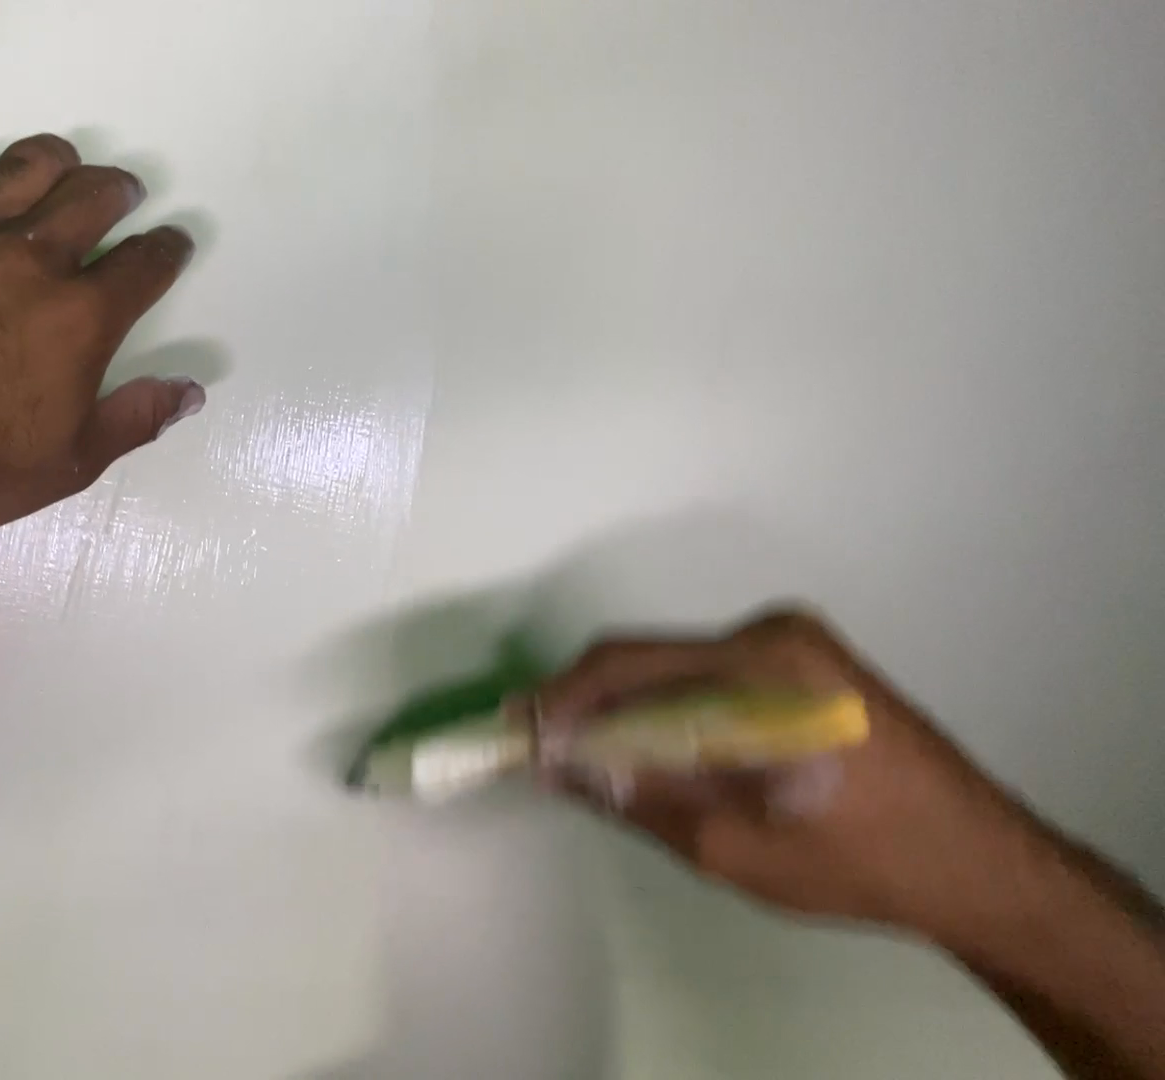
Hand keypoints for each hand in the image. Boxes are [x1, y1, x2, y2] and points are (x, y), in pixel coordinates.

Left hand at [0, 134, 204, 535]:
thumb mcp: (70, 462)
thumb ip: (135, 420)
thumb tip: (191, 393)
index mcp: (81, 317)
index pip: (144, 264)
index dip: (166, 251)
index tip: (172, 245)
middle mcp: (32, 259)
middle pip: (92, 197)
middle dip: (119, 192)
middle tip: (123, 194)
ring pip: (25, 167)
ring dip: (56, 160)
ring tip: (65, 164)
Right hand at [531, 608, 1048, 940]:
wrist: (990, 874)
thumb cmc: (861, 863)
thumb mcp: (728, 844)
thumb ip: (632, 795)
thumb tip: (551, 766)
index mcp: (764, 663)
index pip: (628, 663)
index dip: (562, 697)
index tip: (521, 732)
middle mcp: (772, 632)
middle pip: (644, 658)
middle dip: (585, 704)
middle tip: (543, 746)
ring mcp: (789, 642)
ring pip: (669, 667)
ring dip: (622, 709)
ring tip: (584, 753)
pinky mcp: (798, 661)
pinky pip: (701, 675)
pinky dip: (662, 709)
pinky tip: (644, 747)